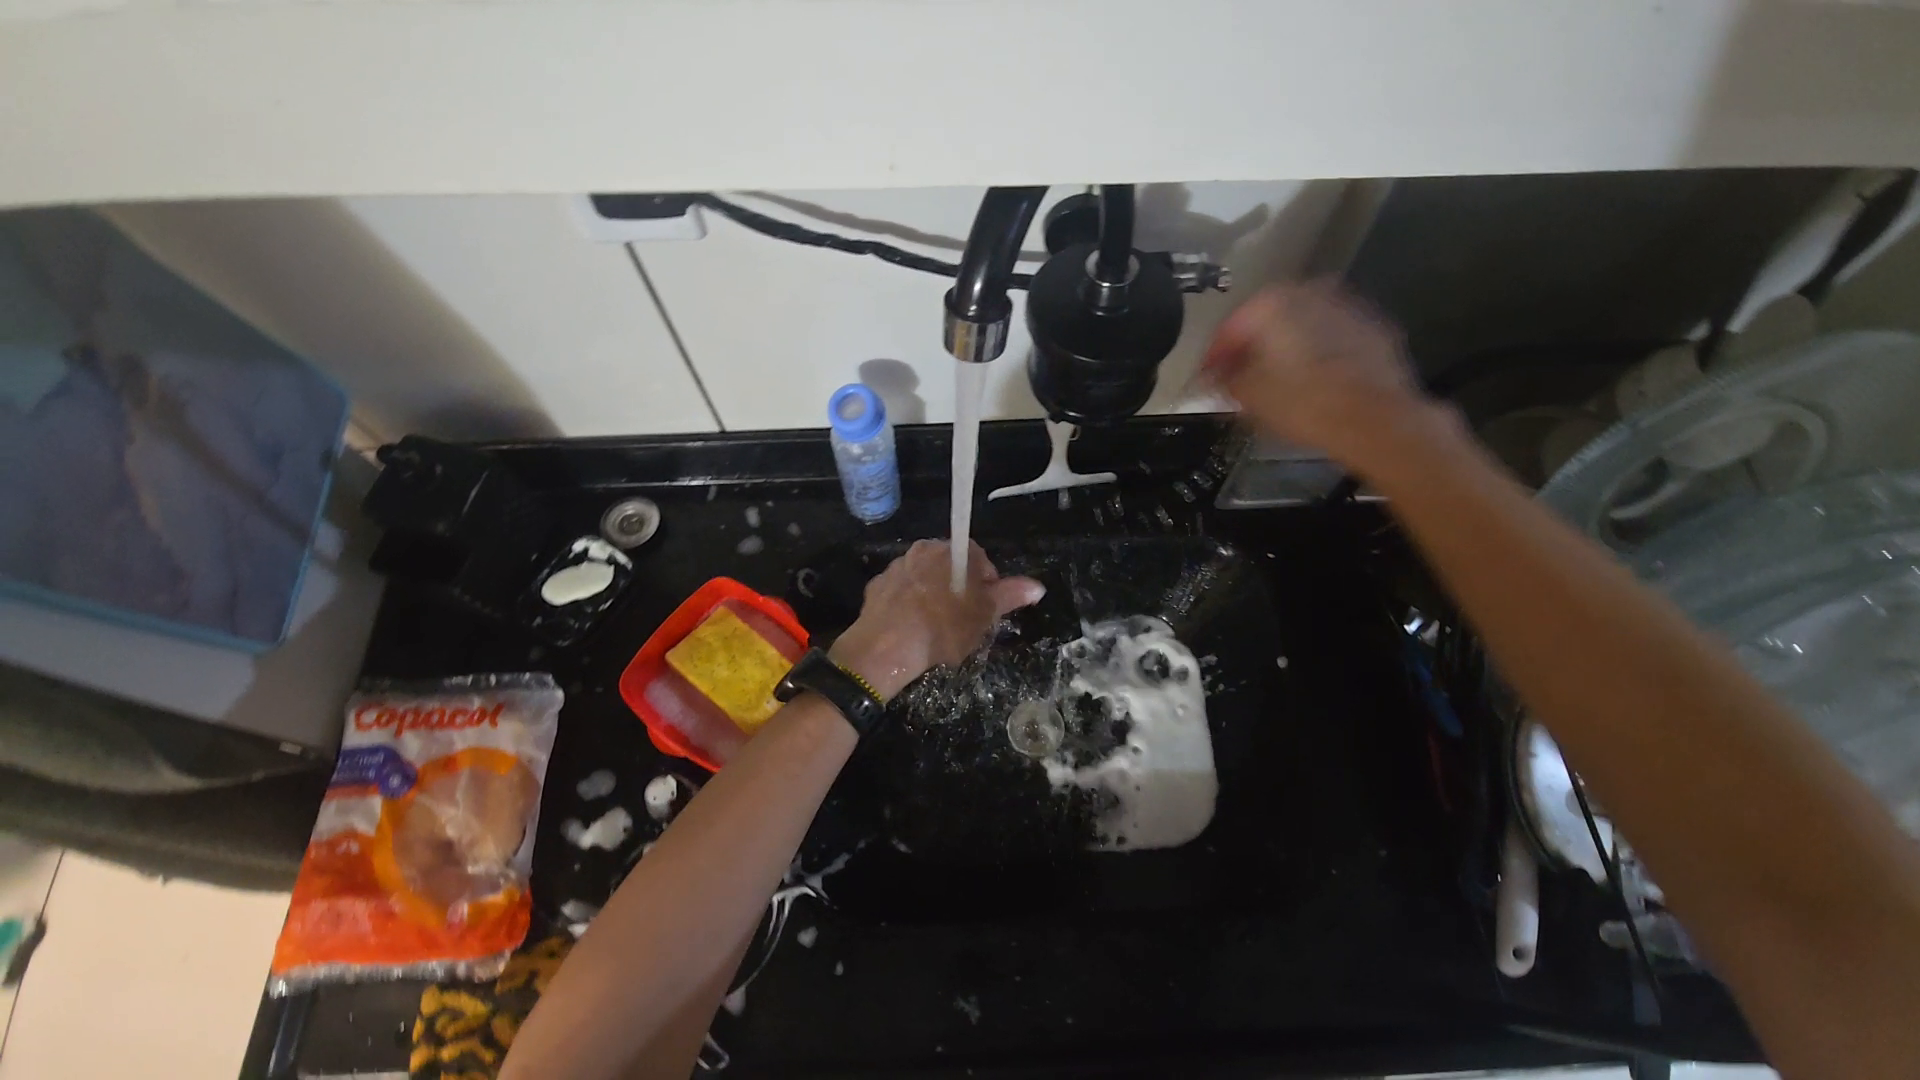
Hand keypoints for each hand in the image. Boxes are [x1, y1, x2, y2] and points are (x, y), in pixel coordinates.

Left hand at [829, 540, 1044, 698]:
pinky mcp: (878, 585)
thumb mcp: (984, 615)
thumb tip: (1037, 586)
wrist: (887, 648)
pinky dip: (909, 604)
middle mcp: (925, 549)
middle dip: (960, 589)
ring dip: (934, 596)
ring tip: (937, 628)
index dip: (988, 585)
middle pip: (952, 566)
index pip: (981, 559)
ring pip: (925, 578)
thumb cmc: (943, 628)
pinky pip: (902, 591)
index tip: (986, 610)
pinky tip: (912, 628)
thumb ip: (1010, 596)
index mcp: (954, 551)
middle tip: (965, 620)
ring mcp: (898, 566)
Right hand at [1202, 281, 1455, 474]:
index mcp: (1273, 304)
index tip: (1209, 373)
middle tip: (1239, 378)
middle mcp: (1311, 295)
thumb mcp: (1249, 396)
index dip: (1215, 354)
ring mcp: (1345, 310)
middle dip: (1252, 349)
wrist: (1376, 422)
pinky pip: (1331, 340)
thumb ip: (1223, 380)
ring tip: (1275, 386)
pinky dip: (1317, 356)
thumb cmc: (1312, 405)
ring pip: (1302, 328)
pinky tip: (1311, 385)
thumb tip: (1214, 377)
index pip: (1230, 325)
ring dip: (1284, 352)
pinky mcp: (1371, 332)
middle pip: (1268, 322)